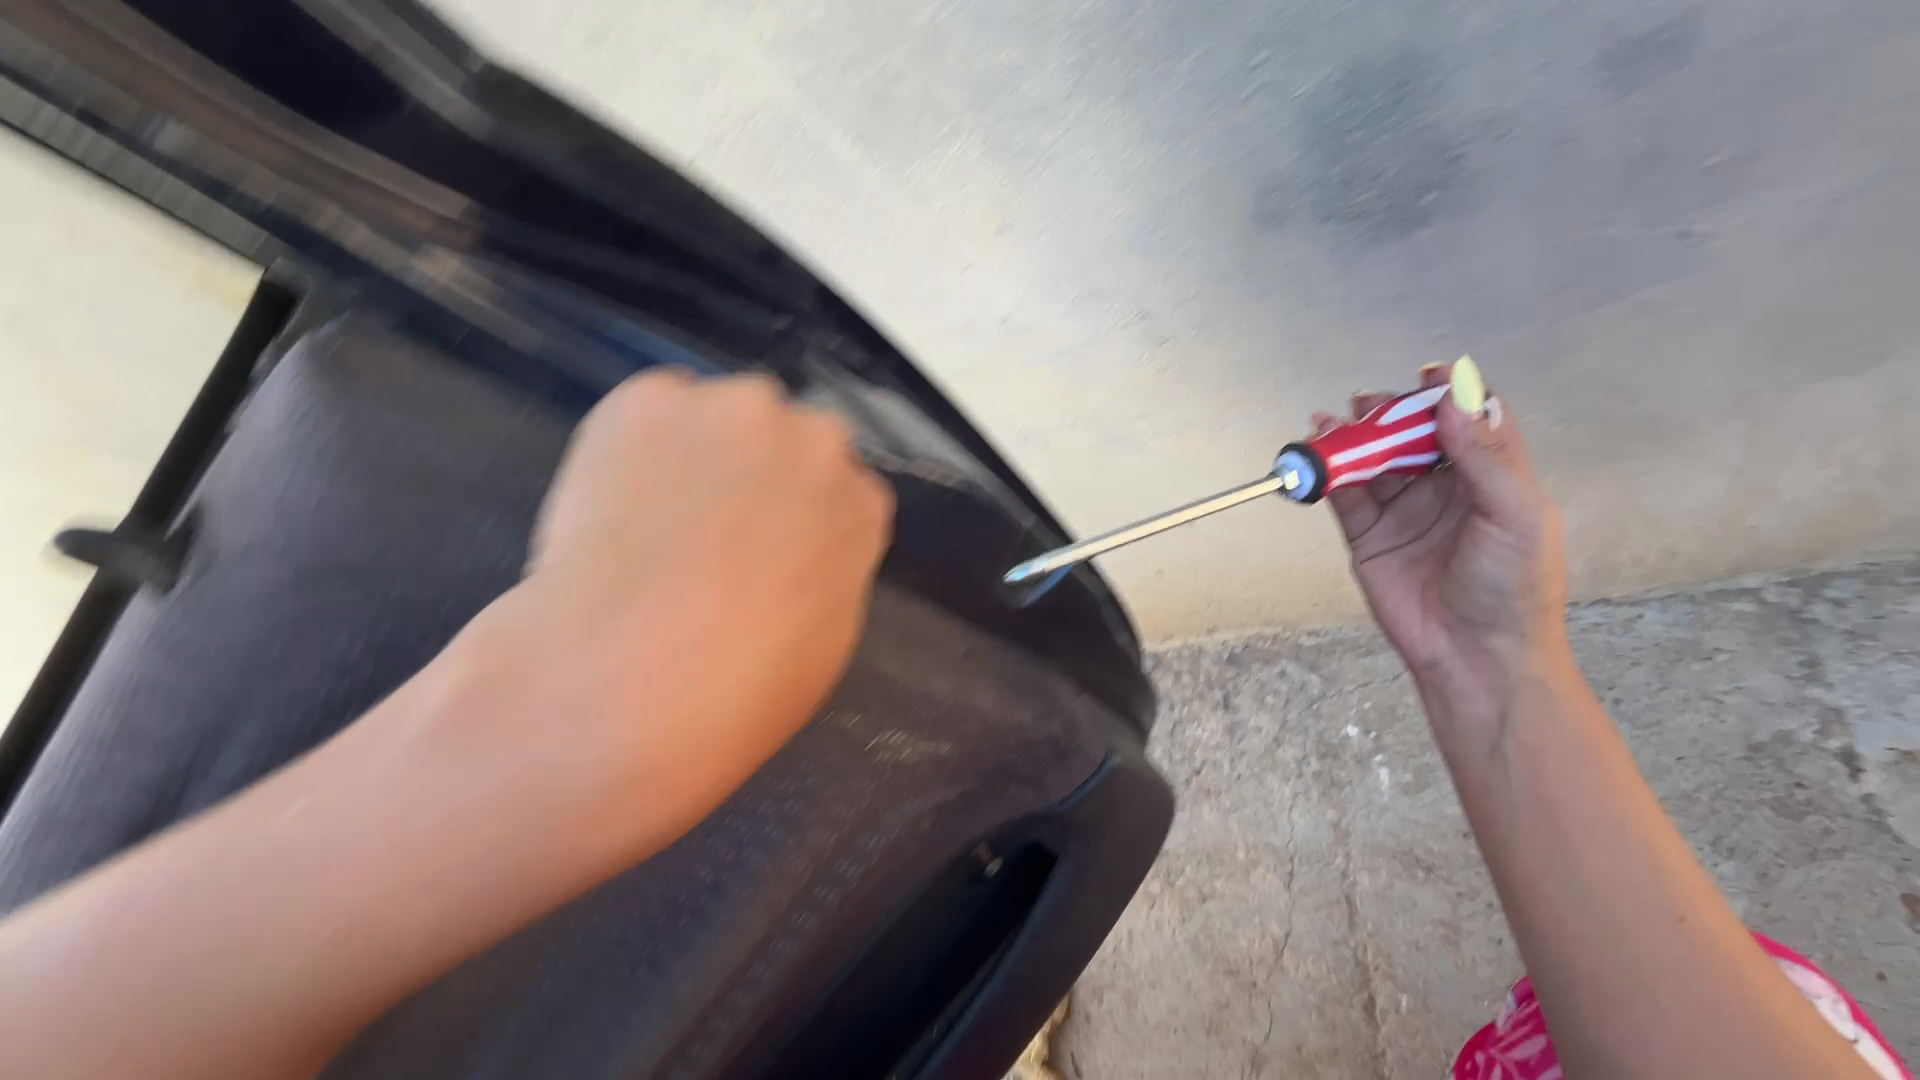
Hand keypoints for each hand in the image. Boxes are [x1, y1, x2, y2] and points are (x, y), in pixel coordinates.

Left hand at [441, 370, 894, 859]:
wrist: (633, 675)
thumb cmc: (744, 688)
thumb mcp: (824, 640)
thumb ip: (824, 572)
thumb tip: (790, 555)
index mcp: (861, 502)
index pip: (838, 490)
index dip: (794, 516)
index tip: (761, 545)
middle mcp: (814, 438)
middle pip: (788, 437)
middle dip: (757, 470)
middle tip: (708, 526)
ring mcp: (734, 409)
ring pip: (719, 415)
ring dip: (698, 449)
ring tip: (651, 513)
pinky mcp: (651, 400)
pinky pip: (650, 411)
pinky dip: (633, 443)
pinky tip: (614, 498)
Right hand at [1317, 359, 1568, 753]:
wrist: (1474, 655)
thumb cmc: (1514, 587)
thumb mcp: (1518, 514)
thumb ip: (1485, 456)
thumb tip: (1452, 400)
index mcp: (1490, 477)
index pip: (1467, 421)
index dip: (1446, 395)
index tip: (1426, 376)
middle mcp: (1443, 488)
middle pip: (1410, 435)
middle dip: (1388, 414)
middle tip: (1369, 406)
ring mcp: (1402, 511)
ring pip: (1372, 461)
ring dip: (1352, 439)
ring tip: (1333, 424)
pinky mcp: (1368, 535)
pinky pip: (1345, 496)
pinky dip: (1328, 475)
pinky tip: (1318, 456)